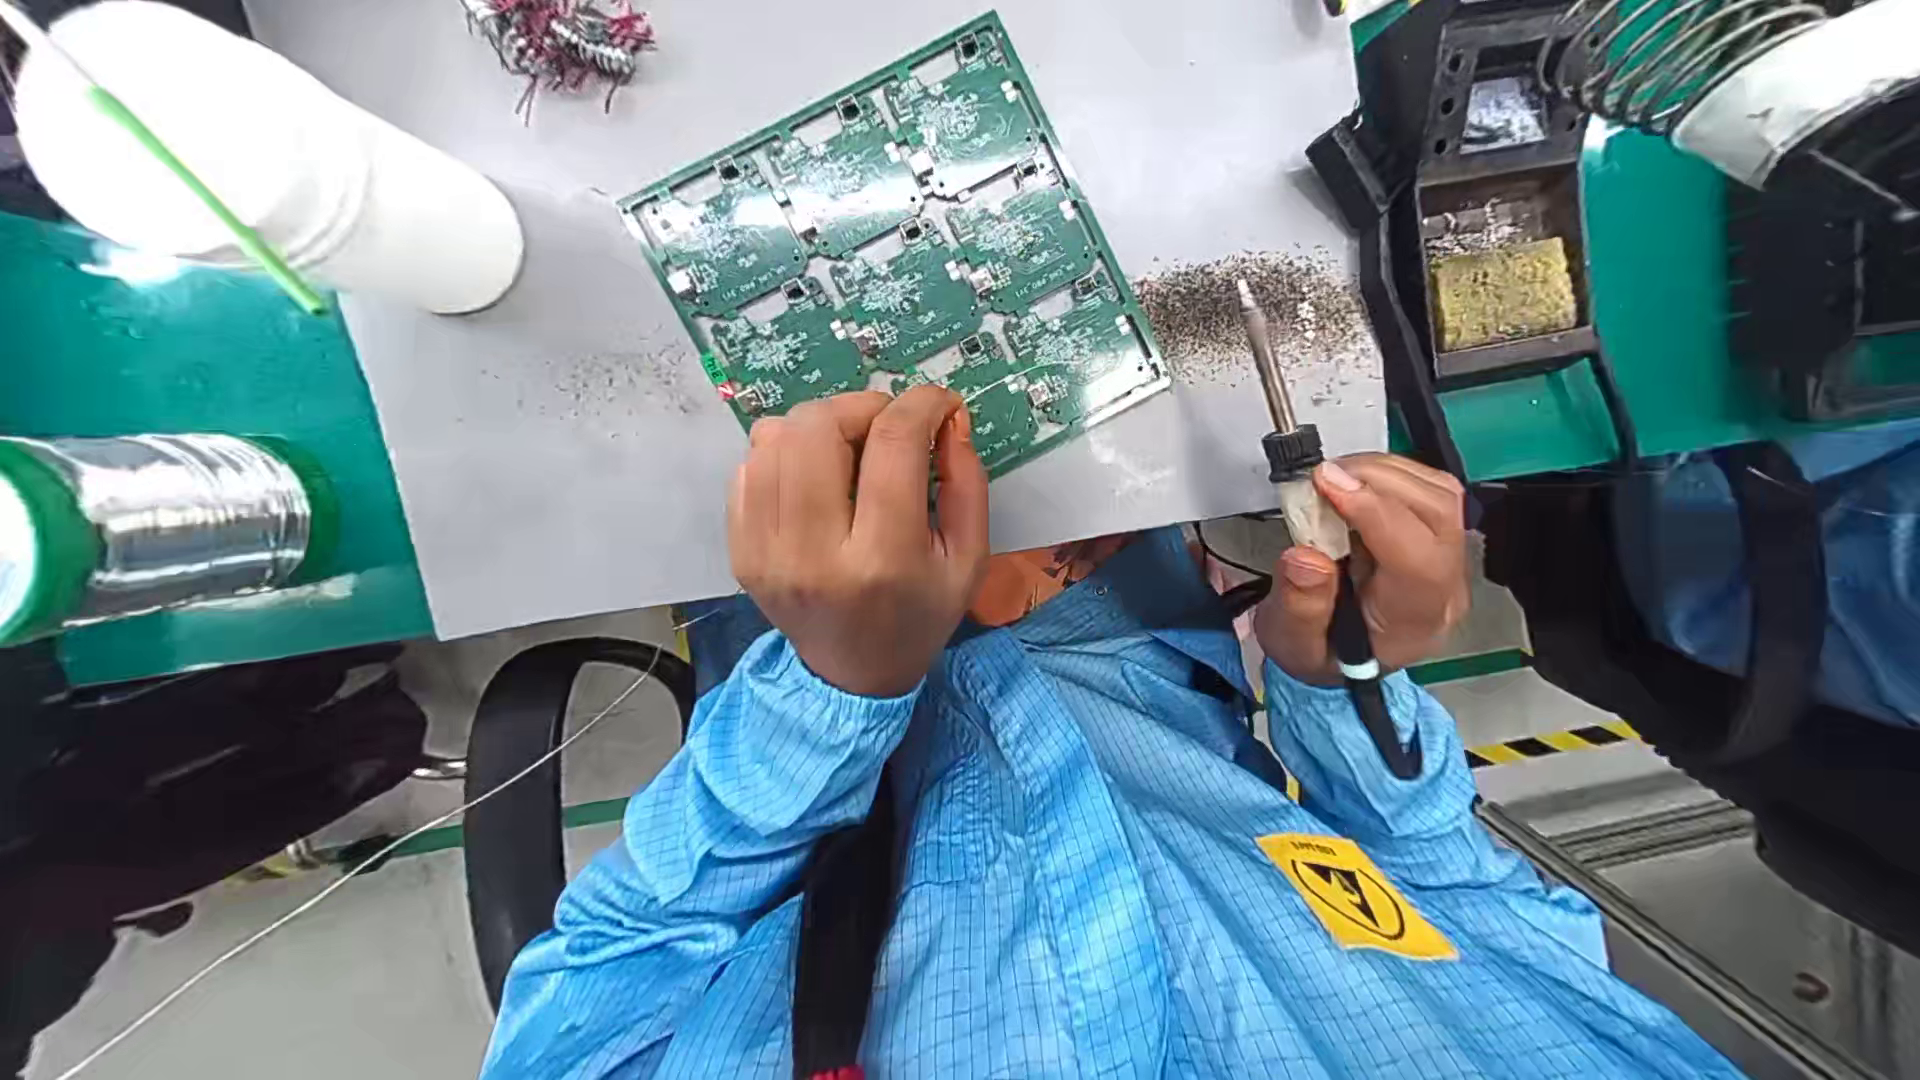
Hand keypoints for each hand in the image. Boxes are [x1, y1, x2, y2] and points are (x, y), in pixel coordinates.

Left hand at [728, 386, 989, 696]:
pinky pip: (749, 466)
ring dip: (820, 425)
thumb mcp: (968, 560)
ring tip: (850, 449)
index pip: (893, 445)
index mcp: (882, 559)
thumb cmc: (919, 617)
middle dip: (862, 406)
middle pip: (817, 428)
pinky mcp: (741, 550)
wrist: (854, 674)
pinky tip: (815, 477)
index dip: (921, 405)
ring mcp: (766, 551)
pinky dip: (785, 452)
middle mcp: (813, 552)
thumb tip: (949, 419)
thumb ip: (967, 484)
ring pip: (774, 437)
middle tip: (886, 427)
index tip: (938, 404)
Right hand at [1255, 453, 1468, 684]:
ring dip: (1380, 473)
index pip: (1418, 560)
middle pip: (1437, 516)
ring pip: (1438, 494)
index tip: (1327, 485)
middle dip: (1376, 483)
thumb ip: (1299, 605)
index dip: (1375, 513)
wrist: (1334, 656)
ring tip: (1330, 479)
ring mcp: (1444, 559)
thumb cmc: (1317, 652)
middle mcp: (1442, 587)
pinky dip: (1383, 475)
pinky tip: (1347, 484)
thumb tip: (1305, 557)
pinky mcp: (1432, 537)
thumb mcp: (1291, 642)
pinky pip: (1426, 490)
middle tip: (1320, 477)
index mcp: (1411, 622)